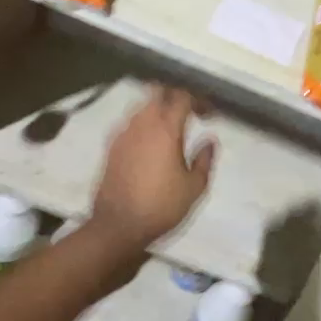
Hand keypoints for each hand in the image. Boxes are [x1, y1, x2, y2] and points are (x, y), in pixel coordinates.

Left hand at [89, 86, 214, 253]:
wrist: (117, 227)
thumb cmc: (161, 207)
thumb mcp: (194, 188)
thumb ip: (205, 159)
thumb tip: (210, 140)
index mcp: (166, 129)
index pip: (183, 97)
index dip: (199, 100)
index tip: (209, 114)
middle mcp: (142, 123)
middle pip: (159, 93)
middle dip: (176, 97)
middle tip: (190, 113)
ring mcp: (123, 133)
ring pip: (142, 106)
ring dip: (158, 110)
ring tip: (172, 129)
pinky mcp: (110, 146)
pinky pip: (130, 123)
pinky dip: (144, 125)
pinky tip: (151, 144)